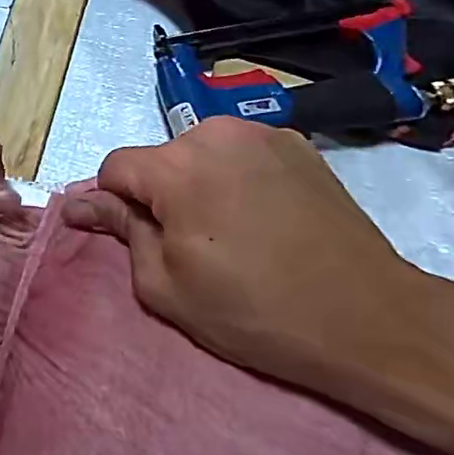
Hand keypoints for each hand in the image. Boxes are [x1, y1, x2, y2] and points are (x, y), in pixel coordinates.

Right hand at [63, 116, 432, 385]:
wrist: (373, 320)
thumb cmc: (256, 311)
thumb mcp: (166, 286)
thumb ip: (119, 232)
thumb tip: (80, 205)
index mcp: (175, 166)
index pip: (114, 168)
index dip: (116, 204)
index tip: (139, 239)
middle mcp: (214, 133)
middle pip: (159, 159)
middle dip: (160, 194)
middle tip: (193, 243)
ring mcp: (260, 134)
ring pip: (198, 152)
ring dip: (198, 182)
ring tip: (231, 230)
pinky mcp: (297, 144)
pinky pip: (241, 153)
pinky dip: (237, 176)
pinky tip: (264, 215)